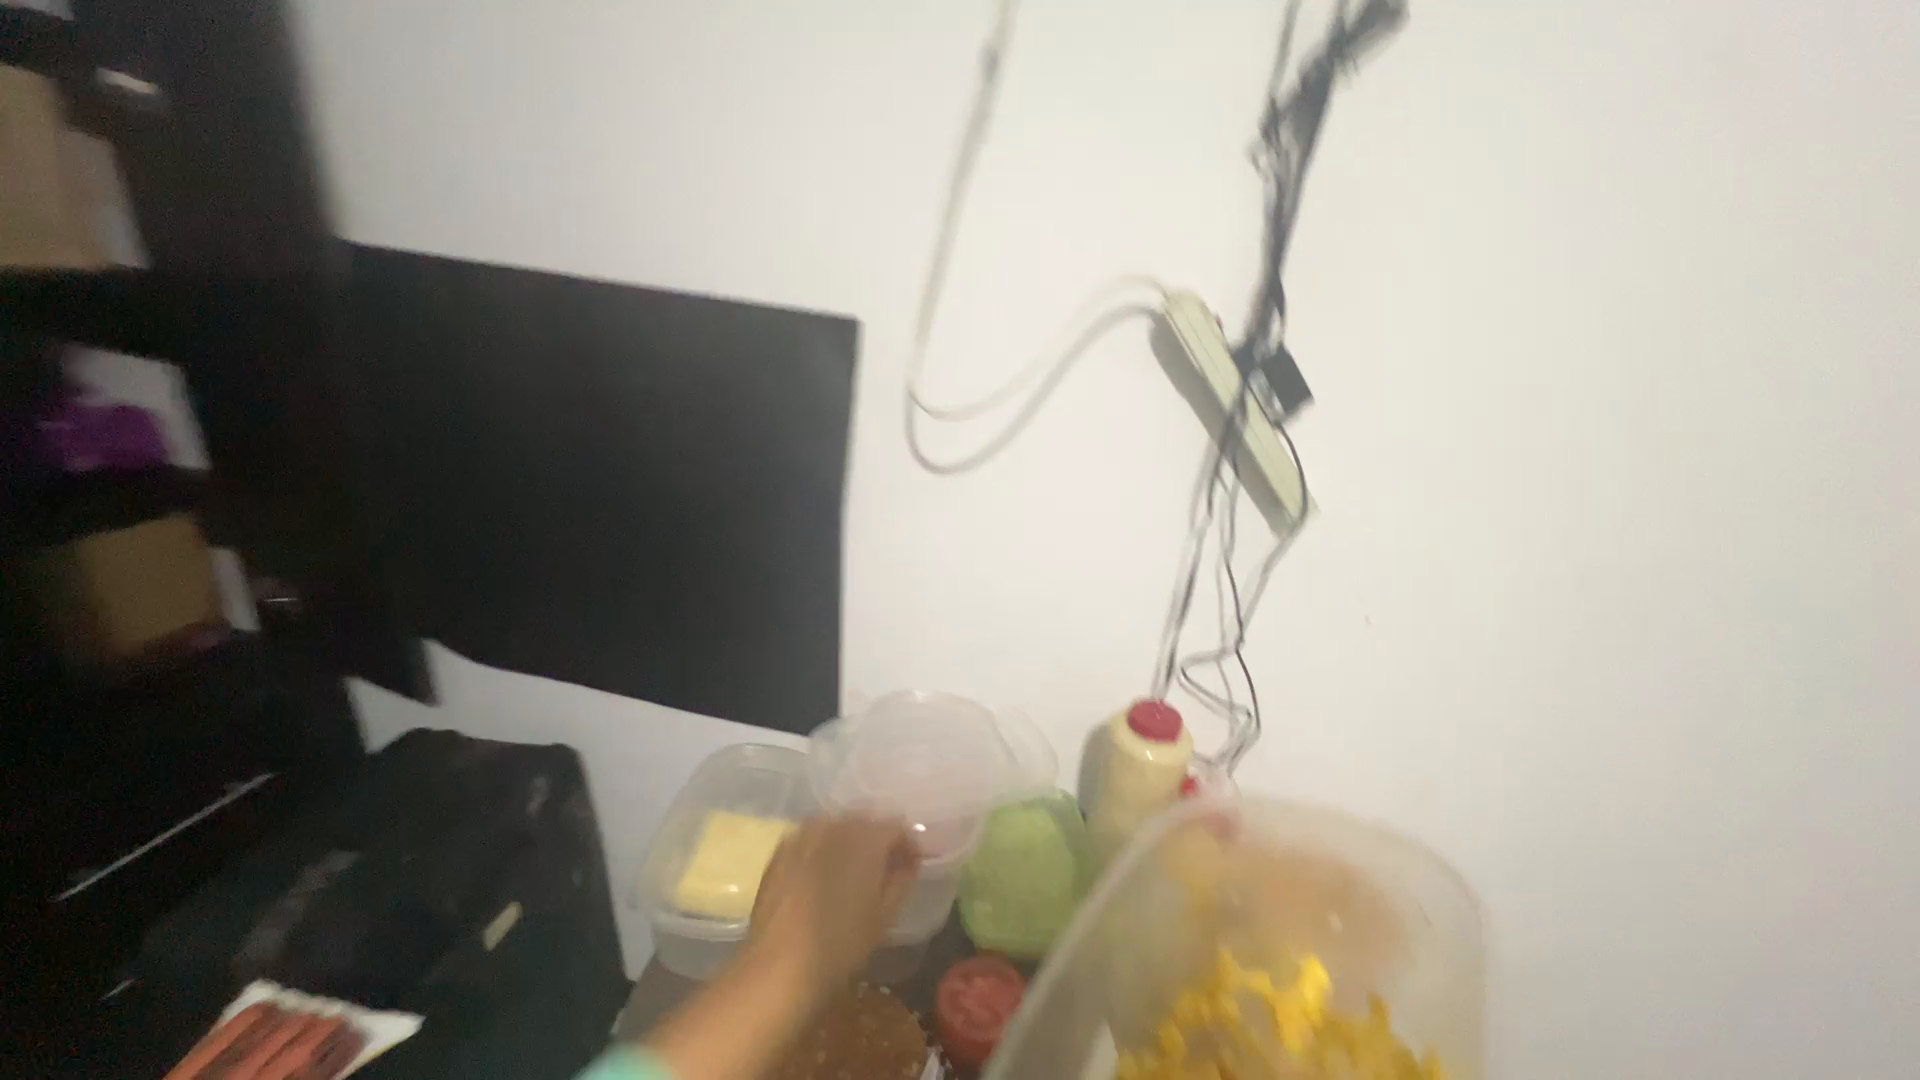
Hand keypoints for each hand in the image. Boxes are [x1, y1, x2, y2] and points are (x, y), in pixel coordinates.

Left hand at [745, 813, 919, 1002]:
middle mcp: (836, 825)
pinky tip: (823, 872)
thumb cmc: (841, 943)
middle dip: (878, 839)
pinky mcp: (781, 849)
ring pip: (837, 826)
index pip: (896, 826)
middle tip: (885, 865)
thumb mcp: (885, 914)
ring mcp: (804, 834)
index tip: (913, 862)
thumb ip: (902, 878)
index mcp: (867, 837)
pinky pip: (811, 838)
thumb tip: (909, 859)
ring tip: (853, 869)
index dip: (908, 843)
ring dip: (850, 840)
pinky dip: (823, 847)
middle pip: (866, 821)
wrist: (779, 965)